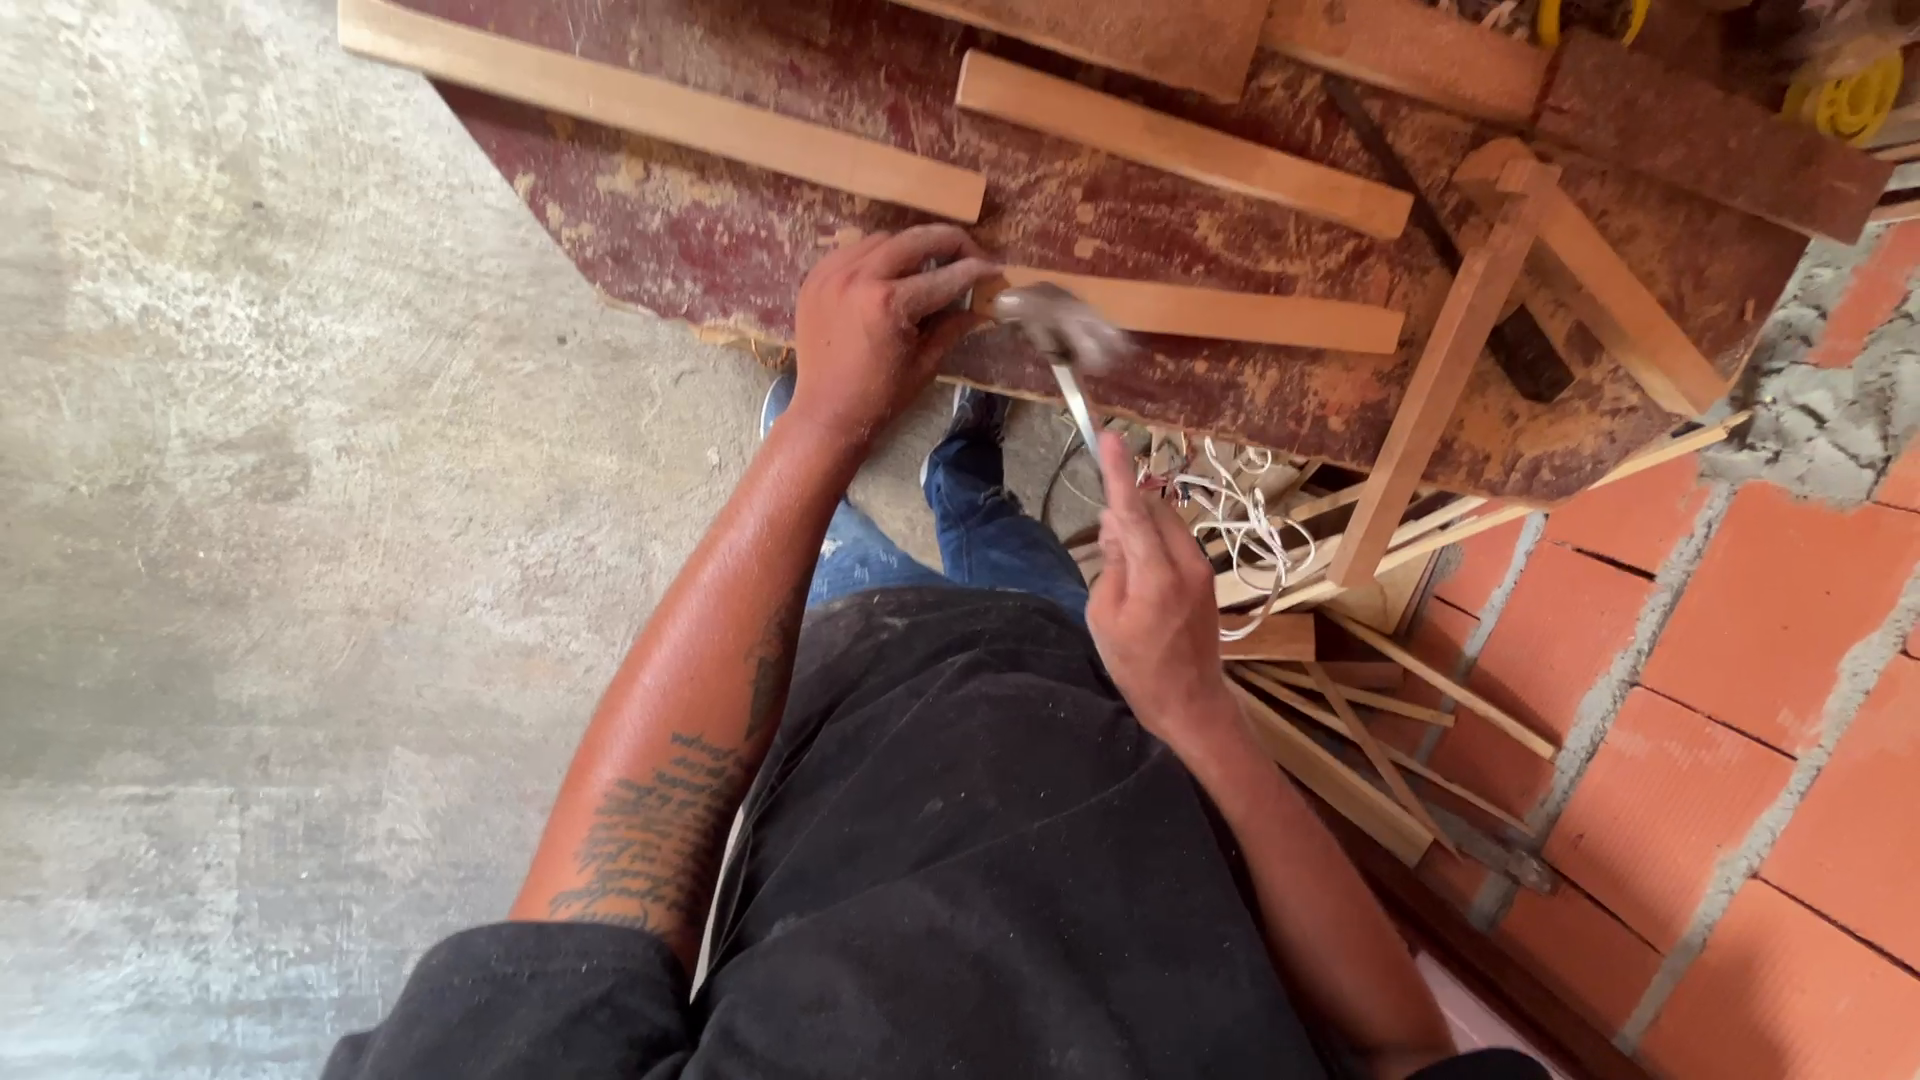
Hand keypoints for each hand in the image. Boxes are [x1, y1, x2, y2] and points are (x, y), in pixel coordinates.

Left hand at [790, 225, 998, 451]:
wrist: (826, 412)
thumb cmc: (880, 397)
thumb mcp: (925, 364)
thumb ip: (952, 327)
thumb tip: (981, 308)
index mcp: (889, 304)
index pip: (944, 277)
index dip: (975, 271)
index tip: (993, 269)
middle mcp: (859, 278)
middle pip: (915, 240)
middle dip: (949, 241)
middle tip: (969, 252)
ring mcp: (832, 274)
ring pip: (884, 239)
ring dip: (912, 246)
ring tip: (930, 263)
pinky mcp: (816, 278)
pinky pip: (854, 251)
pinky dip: (878, 255)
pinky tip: (892, 271)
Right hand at [1086, 432, 1241, 752]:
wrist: (1190, 701)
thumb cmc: (1136, 666)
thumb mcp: (1103, 616)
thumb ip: (1111, 562)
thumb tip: (1117, 523)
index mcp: (1155, 576)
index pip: (1133, 512)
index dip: (1118, 473)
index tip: (1110, 437)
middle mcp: (1186, 563)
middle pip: (1153, 508)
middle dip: (1126, 508)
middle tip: (1104, 541)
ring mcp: (1202, 568)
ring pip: (1166, 522)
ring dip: (1141, 525)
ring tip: (1122, 566)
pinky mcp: (1207, 576)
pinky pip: (1175, 540)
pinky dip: (1154, 541)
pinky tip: (1142, 573)